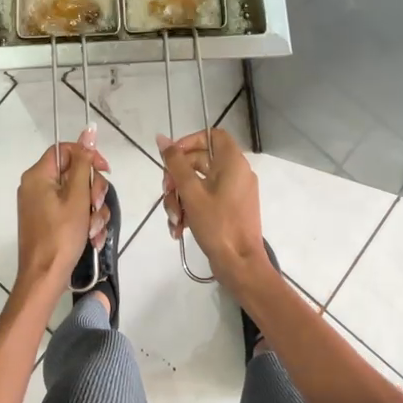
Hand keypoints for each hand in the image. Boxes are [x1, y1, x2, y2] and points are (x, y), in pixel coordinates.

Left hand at [15, 127, 111, 288]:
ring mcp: (42, 206)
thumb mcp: (77, 196)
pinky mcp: (48, 222)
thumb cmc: (60, 235)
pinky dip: (85, 223)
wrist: (44, 279)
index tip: (105, 170)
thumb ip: (83, 162)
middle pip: (74, 174)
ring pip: (77, 195)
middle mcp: (37, 186)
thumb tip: (89, 130)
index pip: (66, 150)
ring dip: (92, 211)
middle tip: (96, 206)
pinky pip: (72, 212)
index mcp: (38, 175)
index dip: (87, 156)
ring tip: (95, 231)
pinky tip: (92, 239)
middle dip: (93, 191)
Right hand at [158, 128, 267, 283]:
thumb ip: (175, 163)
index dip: (190, 141)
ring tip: (174, 220)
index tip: (172, 157)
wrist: (241, 266)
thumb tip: (162, 138)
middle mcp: (236, 173)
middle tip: (166, 193)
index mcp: (233, 162)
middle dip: (177, 179)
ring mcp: (233, 193)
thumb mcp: (191, 192)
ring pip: (199, 183)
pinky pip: (206, 199)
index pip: (212, 136)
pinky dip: (191, 210)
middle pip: (199, 161)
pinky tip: (179, 228)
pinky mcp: (229, 210)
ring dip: (180, 199)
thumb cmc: (218, 224)